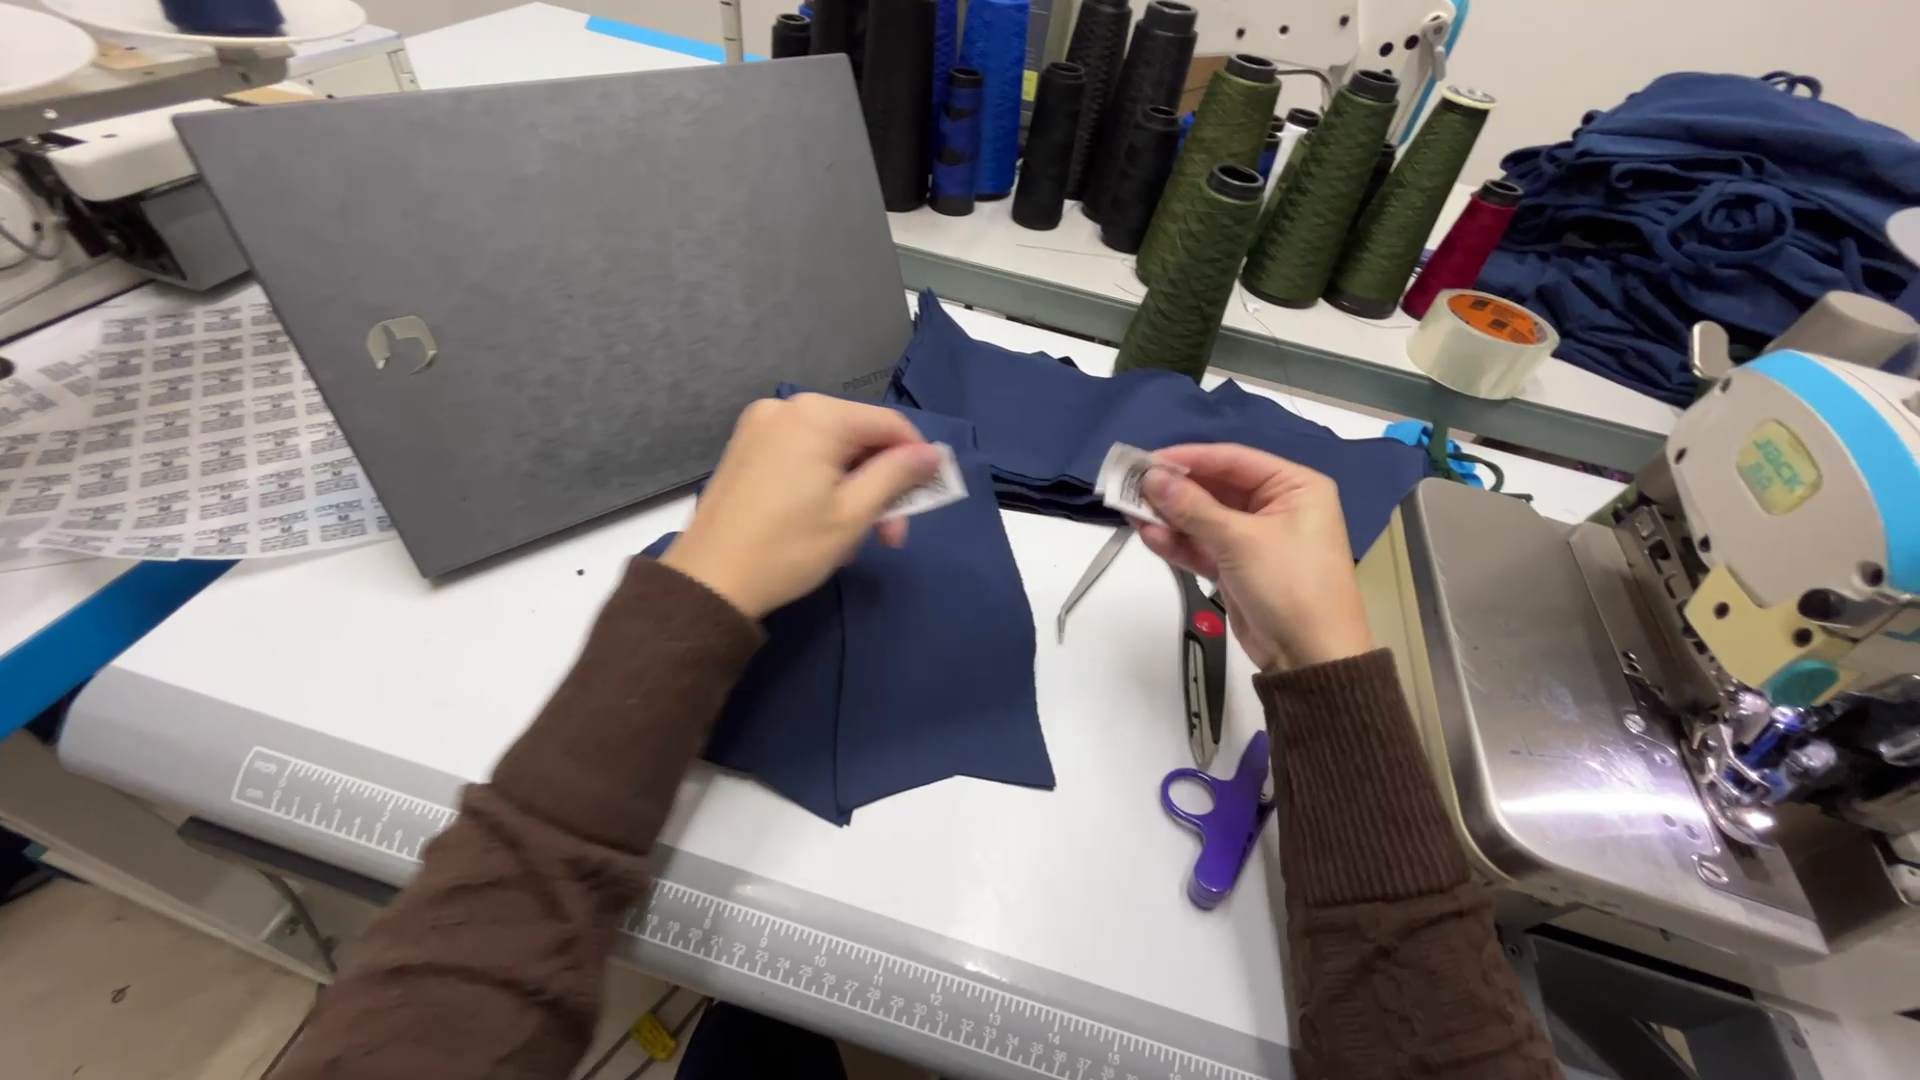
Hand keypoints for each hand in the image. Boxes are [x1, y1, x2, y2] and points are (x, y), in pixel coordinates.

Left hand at [660, 394, 940, 617]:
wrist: (709, 581)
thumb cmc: (788, 549)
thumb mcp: (854, 514)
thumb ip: (898, 475)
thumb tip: (935, 453)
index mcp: (816, 416)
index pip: (889, 424)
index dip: (917, 460)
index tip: (926, 500)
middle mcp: (786, 407)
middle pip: (859, 436)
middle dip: (882, 483)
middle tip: (890, 534)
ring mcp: (760, 426)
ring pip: (832, 449)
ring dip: (856, 488)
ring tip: (857, 537)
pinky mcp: (746, 448)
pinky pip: (803, 455)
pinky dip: (824, 482)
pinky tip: (825, 520)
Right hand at [1135, 444, 1374, 670]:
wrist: (1311, 657)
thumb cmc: (1290, 585)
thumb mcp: (1240, 540)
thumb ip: (1192, 508)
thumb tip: (1151, 478)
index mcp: (1294, 487)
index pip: (1232, 460)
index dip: (1188, 458)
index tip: (1146, 461)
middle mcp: (1276, 506)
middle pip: (1214, 488)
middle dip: (1174, 490)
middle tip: (1130, 486)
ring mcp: (1254, 539)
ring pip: (1203, 518)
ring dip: (1169, 516)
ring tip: (1131, 511)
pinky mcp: (1237, 567)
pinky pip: (1202, 546)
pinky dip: (1177, 543)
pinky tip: (1149, 536)